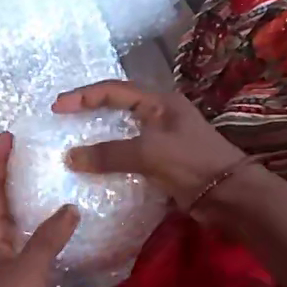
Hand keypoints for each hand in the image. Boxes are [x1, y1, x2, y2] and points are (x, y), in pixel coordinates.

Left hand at [0, 132, 79, 286]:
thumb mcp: (25, 272)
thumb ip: (47, 240)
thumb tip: (72, 207)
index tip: (7, 137)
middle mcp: (2, 244)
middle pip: (5, 201)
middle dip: (14, 175)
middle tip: (35, 152)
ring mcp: (16, 261)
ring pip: (25, 221)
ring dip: (35, 199)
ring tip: (57, 179)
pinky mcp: (31, 278)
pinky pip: (42, 244)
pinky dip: (54, 229)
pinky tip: (71, 224)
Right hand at [53, 81, 248, 202]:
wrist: (230, 196)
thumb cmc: (193, 163)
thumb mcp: (149, 153)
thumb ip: (109, 153)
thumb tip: (70, 157)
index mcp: (160, 102)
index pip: (114, 90)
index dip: (83, 95)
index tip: (57, 107)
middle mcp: (160, 117)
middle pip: (117, 109)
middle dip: (89, 114)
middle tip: (62, 123)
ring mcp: (162, 141)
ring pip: (122, 136)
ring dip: (98, 141)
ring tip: (72, 149)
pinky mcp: (162, 165)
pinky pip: (129, 159)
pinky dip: (110, 163)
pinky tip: (94, 173)